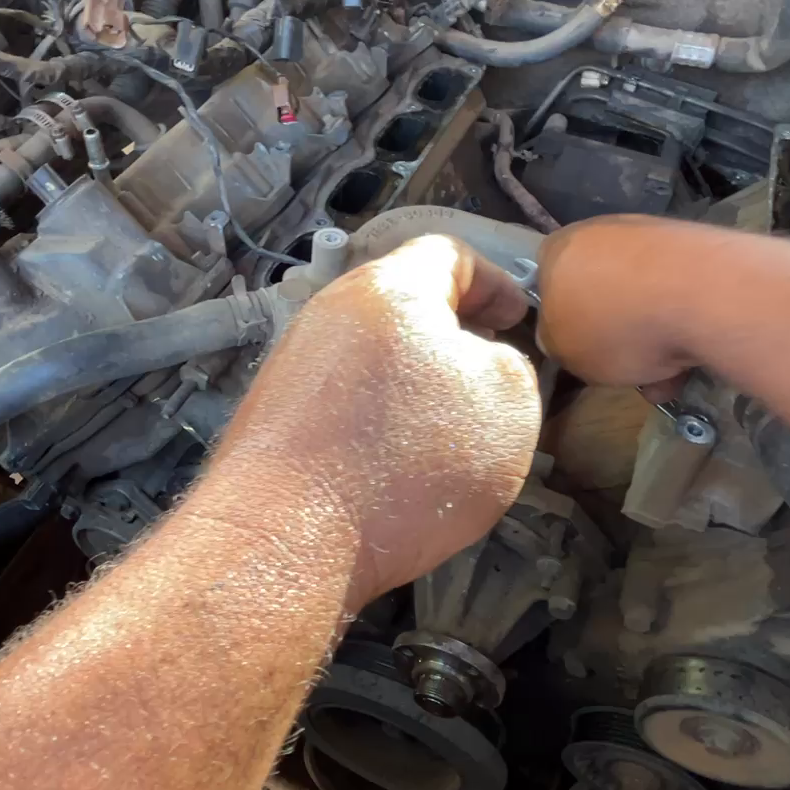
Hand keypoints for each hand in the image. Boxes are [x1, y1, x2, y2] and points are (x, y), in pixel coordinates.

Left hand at [209, 235, 541, 608]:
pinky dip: (374, 409)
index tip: (515, 318)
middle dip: (451, 329)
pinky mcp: (273, 409)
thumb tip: (482, 359)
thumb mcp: (506, 408)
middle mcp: (331, 312)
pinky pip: (340, 393)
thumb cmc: (405, 464)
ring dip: (412, 375)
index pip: (448, 254)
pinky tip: (390, 456)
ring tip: (442, 423)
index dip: (494, 282)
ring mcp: (294, 360)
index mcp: (389, 290)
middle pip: (403, 301)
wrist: (286, 535)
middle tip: (484, 367)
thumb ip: (509, 365)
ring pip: (370, 350)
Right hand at [535, 215, 699, 388]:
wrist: (705, 296)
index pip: (547, 280)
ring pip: (642, 296)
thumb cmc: (614, 324)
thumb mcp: (562, 351)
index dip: (560, 317)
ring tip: (666, 376)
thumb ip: (555, 340)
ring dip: (650, 335)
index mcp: (560, 248)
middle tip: (622, 367)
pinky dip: (683, 325)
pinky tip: (693, 359)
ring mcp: (655, 235)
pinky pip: (679, 295)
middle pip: (599, 290)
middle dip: (612, 331)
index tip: (576, 345)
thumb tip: (563, 334)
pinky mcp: (701, 247)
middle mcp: (604, 232)